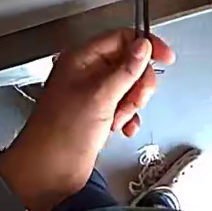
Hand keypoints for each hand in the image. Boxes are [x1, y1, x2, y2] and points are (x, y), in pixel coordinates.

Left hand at [0, 29, 174, 210]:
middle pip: (128, 64)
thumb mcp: (101, 96)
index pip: (121, 38)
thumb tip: (143, 47)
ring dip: (131, 104)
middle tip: (136, 98)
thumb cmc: (59, 134)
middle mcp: (85, 74)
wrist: (47, 171)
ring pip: (128, 88)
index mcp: (81, 59)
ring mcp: (91, 96)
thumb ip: (126, 69)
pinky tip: (122, 127)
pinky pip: (123, 108)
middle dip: (138, 82)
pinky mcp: (96, 115)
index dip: (145, 45)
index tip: (164, 57)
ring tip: (119, 117)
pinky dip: (128, 117)